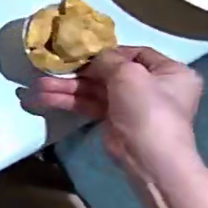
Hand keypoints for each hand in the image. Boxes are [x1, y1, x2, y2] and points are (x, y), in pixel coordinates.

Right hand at [28, 46, 202, 175]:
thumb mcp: (129, 74)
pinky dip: (67, 100)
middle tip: (50, 67)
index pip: (136, 54)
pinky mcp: (112, 118)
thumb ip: (108, 59)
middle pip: (108, 72)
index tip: (82, 51)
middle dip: (77, 72)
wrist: (148, 155)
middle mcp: (152, 86)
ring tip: (38, 86)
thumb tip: (93, 57)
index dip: (109, 51)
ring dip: (65, 87)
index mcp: (169, 72)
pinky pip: (88, 103)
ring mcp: (130, 103)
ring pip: (93, 89)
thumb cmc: (147, 107)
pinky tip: (44, 98)